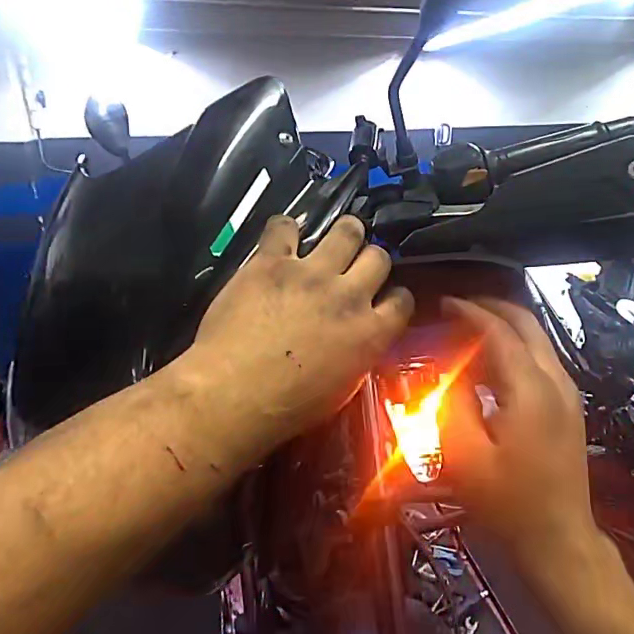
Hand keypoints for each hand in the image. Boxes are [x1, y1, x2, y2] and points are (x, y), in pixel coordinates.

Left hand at [183, 215, 412, 451]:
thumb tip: (359, 338)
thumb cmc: (288, 406)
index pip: (402, 299)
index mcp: (370, 332)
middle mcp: (348, 296)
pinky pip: (285, 227)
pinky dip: (285, 229)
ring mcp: (311, 274)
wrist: (232, 395)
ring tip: (336, 239)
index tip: (382, 298)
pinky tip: (283, 238)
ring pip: (346, 232)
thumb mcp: (343, 387)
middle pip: (378, 258)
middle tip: (356, 267)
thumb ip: (359, 352)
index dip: (394, 295)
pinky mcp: (272, 262)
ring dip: (345, 233)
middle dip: (371, 260)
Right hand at [439, 297, 599, 573]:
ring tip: (468, 330)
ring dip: (505, 327)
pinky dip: (515, 349)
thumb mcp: (466, 456)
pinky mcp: (568, 408)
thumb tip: (447, 369)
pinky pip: (540, 361)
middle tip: (458, 308)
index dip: (470, 312)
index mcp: (531, 387)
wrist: (559, 540)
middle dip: (493, 308)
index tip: (444, 303)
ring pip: (537, 340)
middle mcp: (556, 380)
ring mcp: (567, 393)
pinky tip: (490, 364)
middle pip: (527, 324)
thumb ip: (452, 402)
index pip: (500, 331)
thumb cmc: (508, 503)